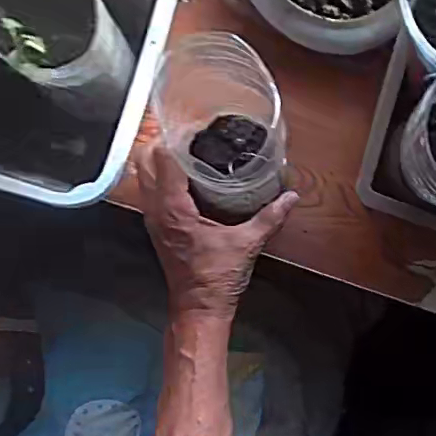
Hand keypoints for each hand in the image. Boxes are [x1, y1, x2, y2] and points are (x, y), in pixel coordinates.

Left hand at [136, 142, 297, 321]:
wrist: (199, 308)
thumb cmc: (216, 278)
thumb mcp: (247, 244)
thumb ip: (270, 217)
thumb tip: (290, 198)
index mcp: (173, 208)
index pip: (164, 159)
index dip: (177, 138)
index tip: (196, 128)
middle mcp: (156, 210)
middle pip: (146, 161)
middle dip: (164, 142)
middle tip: (190, 134)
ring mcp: (153, 220)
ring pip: (145, 176)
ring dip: (160, 159)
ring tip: (187, 150)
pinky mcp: (159, 228)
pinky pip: (152, 192)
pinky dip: (163, 178)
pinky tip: (187, 178)